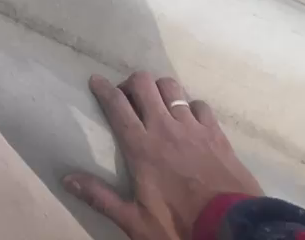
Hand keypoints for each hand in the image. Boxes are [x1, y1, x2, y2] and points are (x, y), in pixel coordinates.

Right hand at [63, 72, 262, 239]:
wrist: (237, 233)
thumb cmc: (181, 226)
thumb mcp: (137, 222)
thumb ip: (101, 198)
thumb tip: (67, 179)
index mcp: (141, 146)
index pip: (116, 103)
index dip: (102, 87)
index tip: (95, 80)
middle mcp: (164, 127)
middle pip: (143, 83)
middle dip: (131, 83)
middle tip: (129, 98)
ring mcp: (193, 128)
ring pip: (171, 88)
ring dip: (160, 90)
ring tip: (158, 103)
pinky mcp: (217, 135)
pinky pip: (200, 105)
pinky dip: (191, 108)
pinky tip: (190, 121)